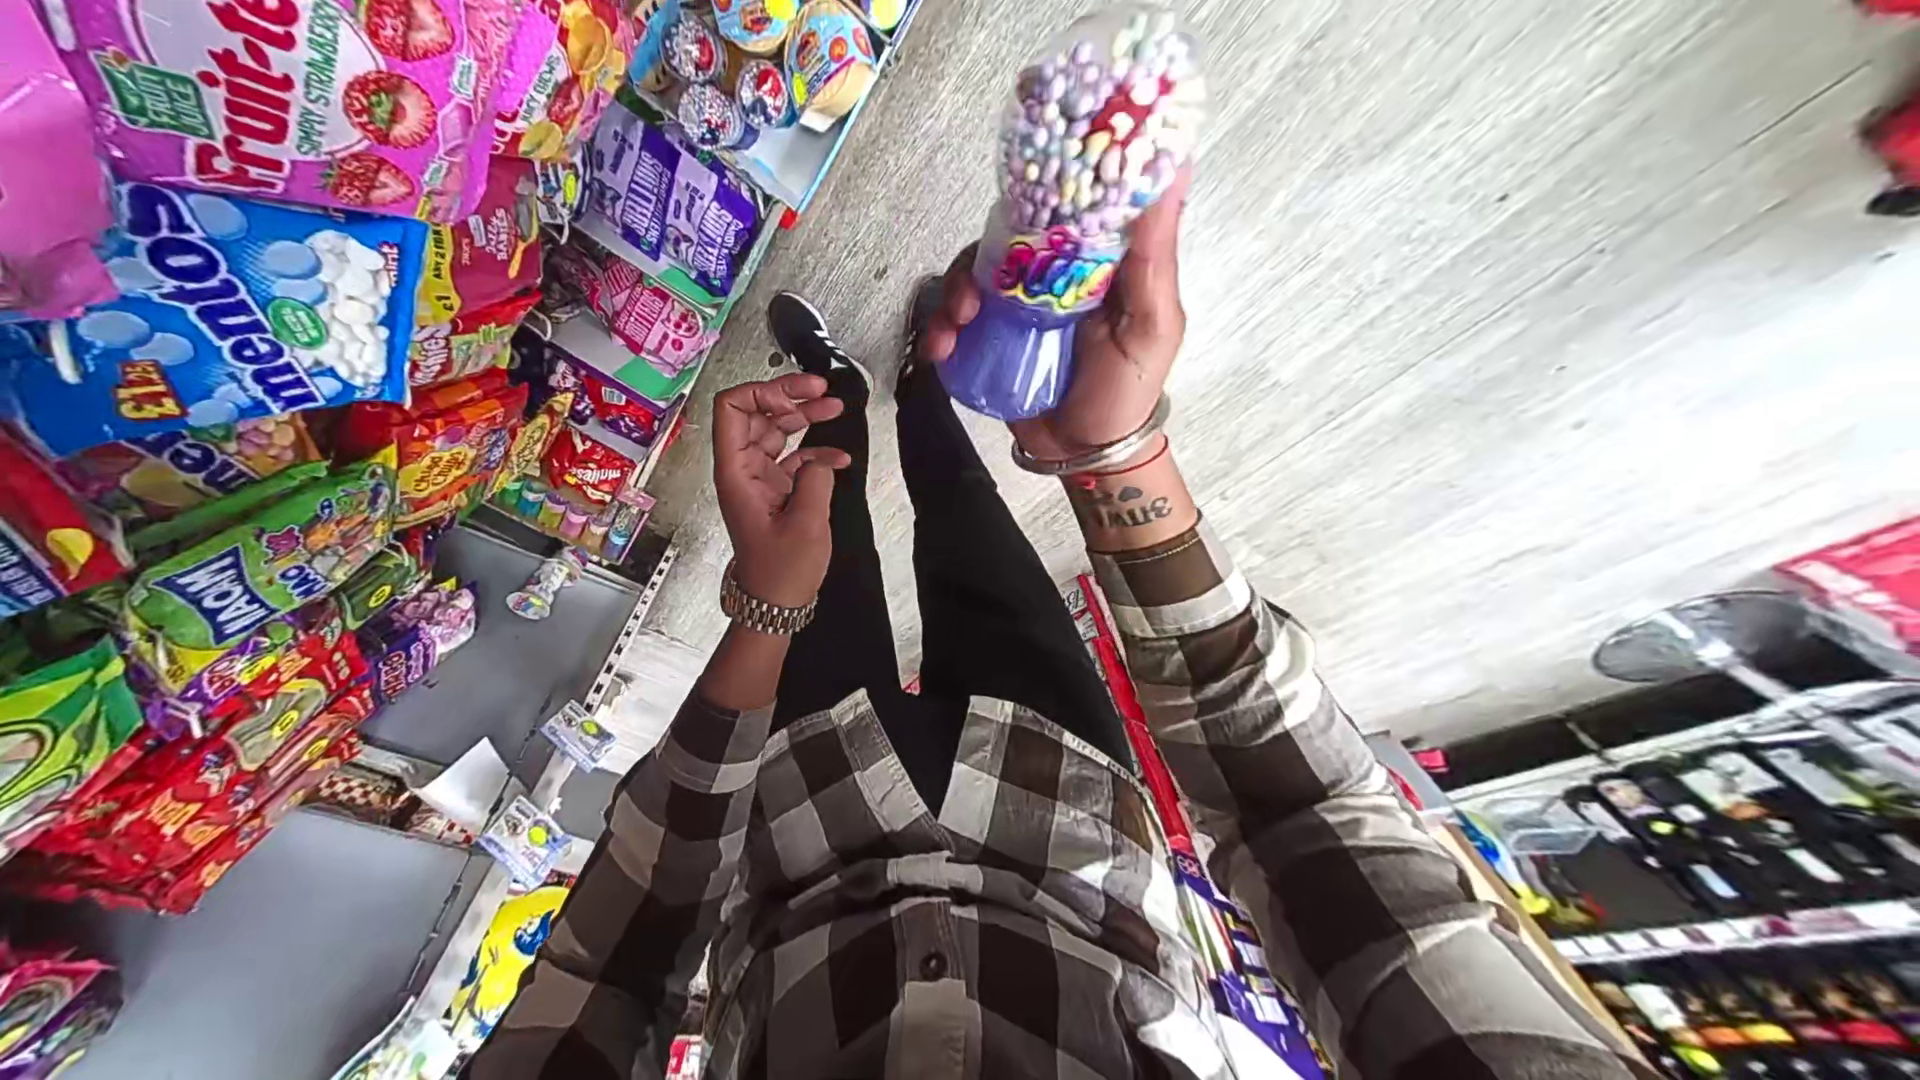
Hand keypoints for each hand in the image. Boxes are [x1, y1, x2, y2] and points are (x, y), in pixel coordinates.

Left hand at [711, 374, 850, 607]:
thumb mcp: (805, 523)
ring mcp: (760, 478)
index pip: (731, 409)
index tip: (794, 400)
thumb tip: (822, 459)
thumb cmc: (782, 570)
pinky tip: (839, 457)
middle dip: (788, 396)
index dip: (761, 394)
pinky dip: (817, 451)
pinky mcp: (778, 490)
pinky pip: (794, 457)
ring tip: (834, 407)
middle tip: (820, 389)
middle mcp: (743, 469)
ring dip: (805, 417)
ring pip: (777, 431)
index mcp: (737, 472)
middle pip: (757, 413)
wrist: (777, 601)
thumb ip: (815, 480)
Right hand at [920, 170, 1190, 460]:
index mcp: (1096, 265)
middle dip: (977, 262)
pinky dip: (942, 329)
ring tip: (954, 327)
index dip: (1036, 197)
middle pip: (1006, 241)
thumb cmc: (1126, 393)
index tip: (1013, 199)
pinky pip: (958, 319)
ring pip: (974, 277)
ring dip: (954, 295)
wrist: (1084, 454)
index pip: (1064, 210)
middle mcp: (1055, 279)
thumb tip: (1174, 169)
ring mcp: (1019, 310)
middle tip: (970, 297)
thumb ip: (1155, 257)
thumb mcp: (1153, 326)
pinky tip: (941, 349)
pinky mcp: (993, 339)